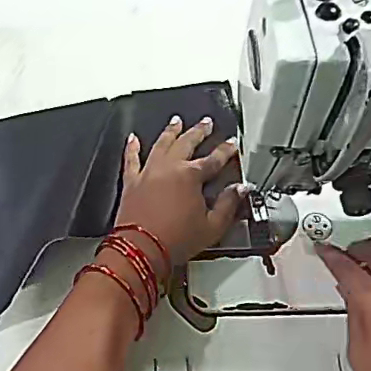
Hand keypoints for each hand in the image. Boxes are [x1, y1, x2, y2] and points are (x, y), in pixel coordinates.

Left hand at [115, 115, 248, 270]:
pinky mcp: (132, 182)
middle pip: (187, 143)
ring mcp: (148, 173)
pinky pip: (131, 159)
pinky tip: (133, 138)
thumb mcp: (212, 227)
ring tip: (176, 121)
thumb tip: (238, 191)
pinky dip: (132, 147)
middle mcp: (169, 168)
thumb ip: (228, 205)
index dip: (225, 151)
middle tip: (206, 123)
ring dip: (170, 131)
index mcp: (191, 176)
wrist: (141, 249)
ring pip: (161, 144)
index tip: (231, 144)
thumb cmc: (174, 240)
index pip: (214, 159)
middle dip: (199, 131)